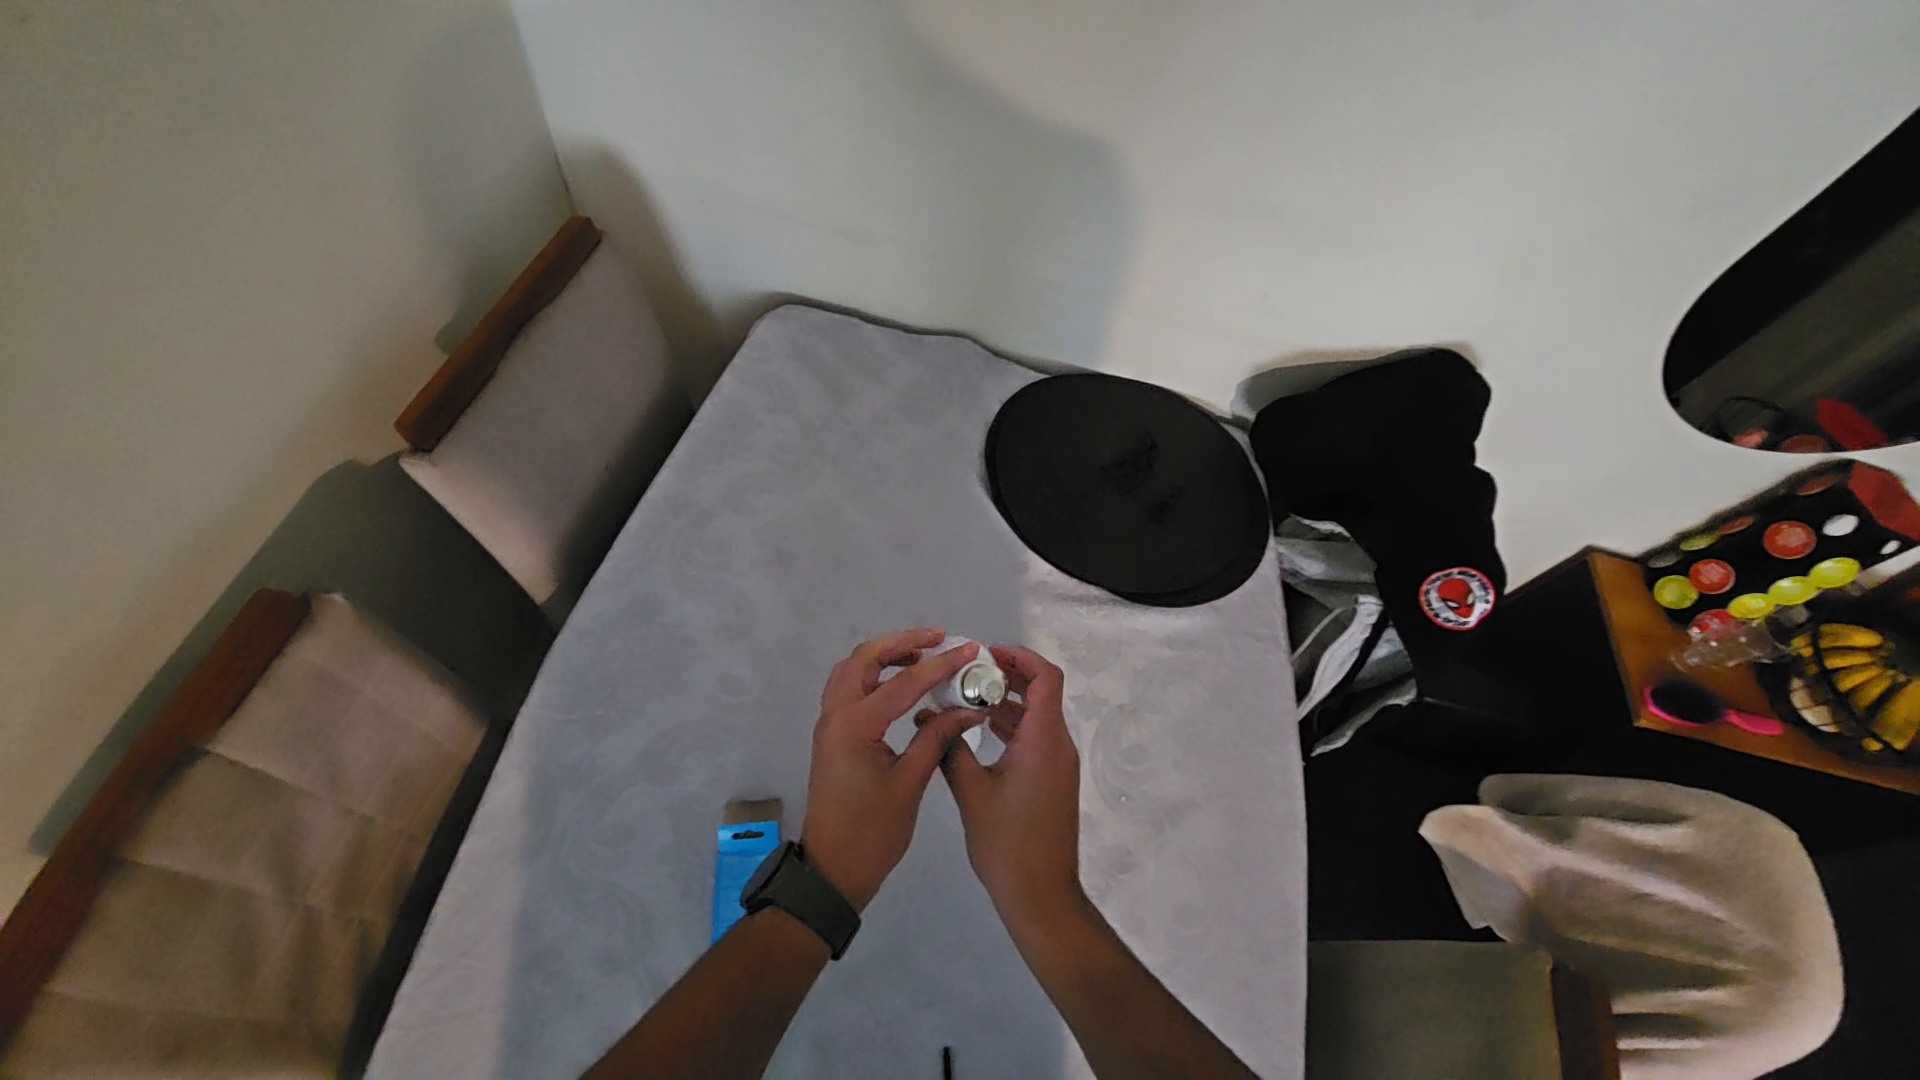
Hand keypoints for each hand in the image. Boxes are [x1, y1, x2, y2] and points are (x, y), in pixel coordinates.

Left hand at [801, 630, 985, 912]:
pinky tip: (901, 686)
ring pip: (852, 670)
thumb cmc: (873, 832)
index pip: (904, 683)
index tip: (970, 650)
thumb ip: (937, 737)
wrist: (832, 870)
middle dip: (901, 642)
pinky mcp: (832, 736)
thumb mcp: (911, 783)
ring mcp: (829, 724)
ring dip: (884, 656)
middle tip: (938, 638)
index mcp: (856, 725)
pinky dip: (873, 675)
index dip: (941, 664)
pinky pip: (848, 689)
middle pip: (865, 659)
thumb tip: (970, 708)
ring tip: (921, 656)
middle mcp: (836, 715)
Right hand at [939, 645, 1084, 933]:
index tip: (987, 654)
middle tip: (967, 674)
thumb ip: (951, 749)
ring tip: (965, 699)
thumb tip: (931, 718)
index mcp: (1043, 740)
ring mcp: (1058, 764)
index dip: (1021, 657)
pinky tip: (980, 731)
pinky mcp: (1053, 780)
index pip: (1046, 678)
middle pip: (1042, 692)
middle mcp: (1058, 745)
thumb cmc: (1006, 843)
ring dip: (1006, 703)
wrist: (1041, 895)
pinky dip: (1012, 726)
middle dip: (1006, 677)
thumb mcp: (971, 793)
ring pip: (1038, 716)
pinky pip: (1036, 738)